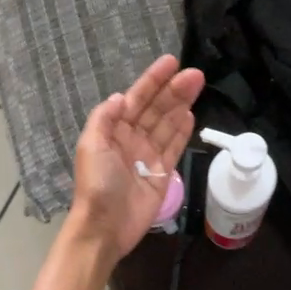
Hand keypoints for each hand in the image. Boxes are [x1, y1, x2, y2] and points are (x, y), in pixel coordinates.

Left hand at [69, 55, 204, 255]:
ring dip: (182, 105)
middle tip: (195, 75)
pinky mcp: (161, 175)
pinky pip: (174, 148)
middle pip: (156, 109)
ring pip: (167, 125)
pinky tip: (191, 115)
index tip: (171, 62)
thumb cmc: (96, 185)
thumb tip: (123, 97)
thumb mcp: (92, 145)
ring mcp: (147, 157)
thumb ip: (105, 118)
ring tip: (198, 86)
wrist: (105, 226)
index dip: (153, 81)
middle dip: (174, 91)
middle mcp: (131, 140)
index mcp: (113, 130)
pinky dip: (182, 132)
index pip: (137, 99)